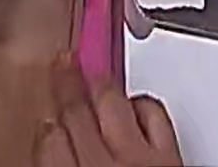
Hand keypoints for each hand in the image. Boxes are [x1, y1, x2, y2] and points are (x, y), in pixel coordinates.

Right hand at [39, 58, 182, 166]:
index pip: (48, 142)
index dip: (47, 124)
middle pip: (77, 112)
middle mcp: (101, 164)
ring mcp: (138, 157)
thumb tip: (56, 157)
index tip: (46, 114)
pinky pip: (155, 115)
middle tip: (63, 61)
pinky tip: (138, 103)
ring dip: (102, 83)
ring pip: (113, 102)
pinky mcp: (170, 157)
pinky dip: (144, 104)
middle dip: (68, 83)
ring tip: (96, 70)